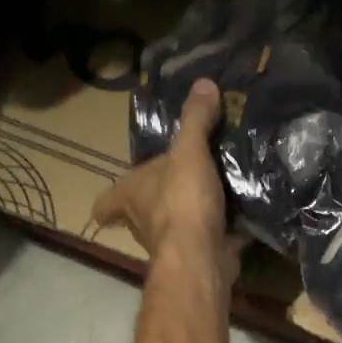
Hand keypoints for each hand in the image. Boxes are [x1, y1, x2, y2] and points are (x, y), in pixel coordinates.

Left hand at [94, 77, 242, 276]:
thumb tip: (204, 83)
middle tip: (173, 187)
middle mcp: (142, 225)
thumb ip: (195, 119)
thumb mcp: (189, 151)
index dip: (108, 204)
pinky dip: (217, 232)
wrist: (202, 256)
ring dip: (187, 218)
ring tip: (209, 197)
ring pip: (173, 231)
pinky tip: (236, 218)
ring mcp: (170, 247)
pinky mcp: (198, 260)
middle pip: (139, 217)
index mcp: (129, 196)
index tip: (112, 203)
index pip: (105, 204)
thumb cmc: (181, 201)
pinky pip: (206, 241)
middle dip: (154, 205)